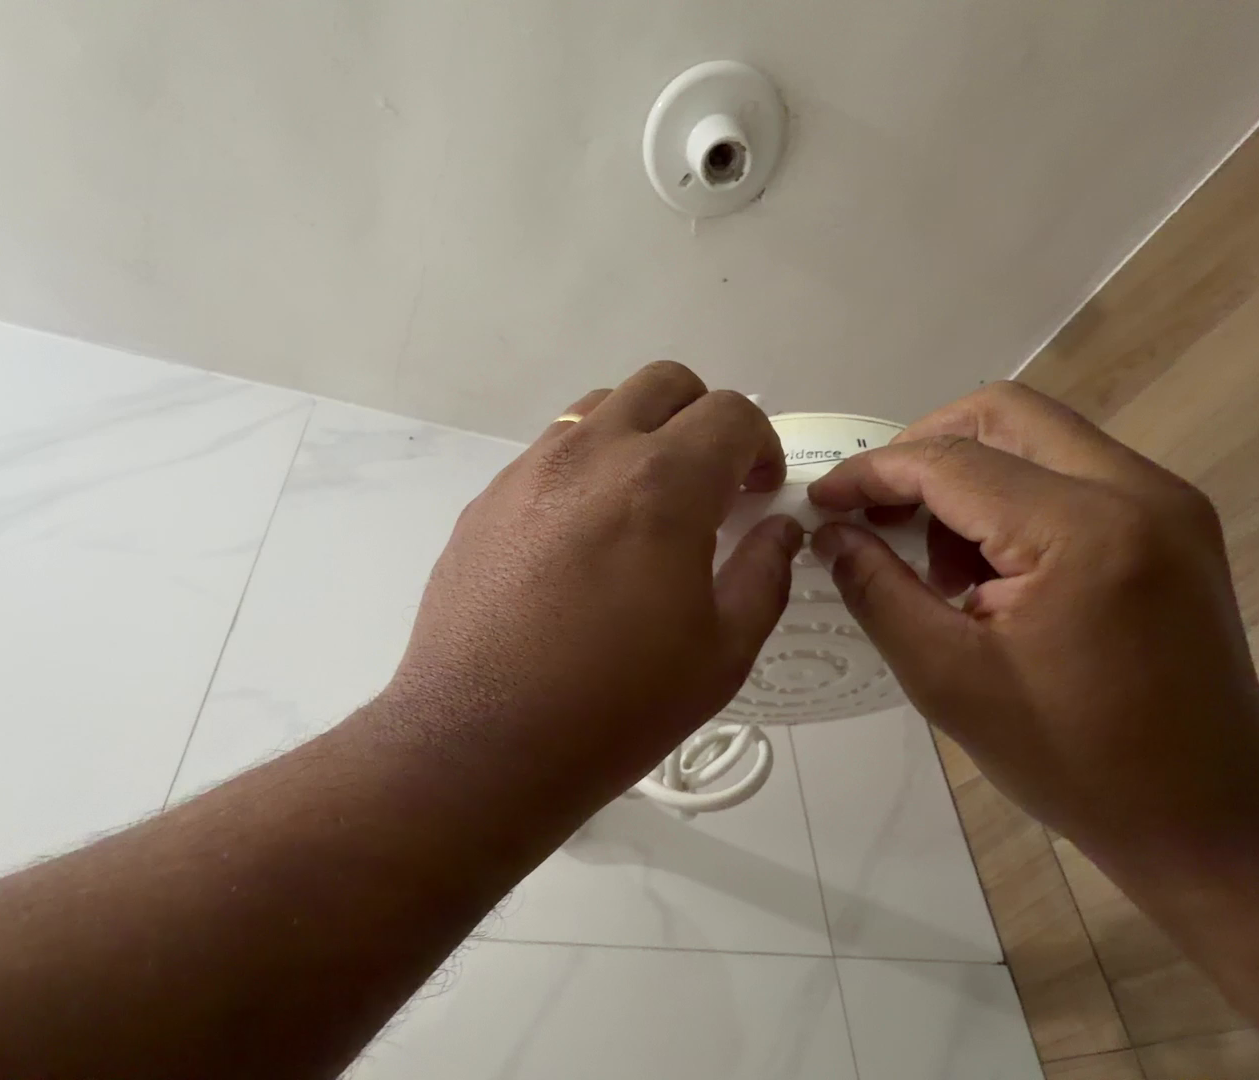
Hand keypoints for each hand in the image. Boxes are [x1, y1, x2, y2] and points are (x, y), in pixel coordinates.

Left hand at [385, 361, 803, 796]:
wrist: (479, 745)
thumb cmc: (615, 706)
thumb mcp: (721, 653)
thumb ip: (763, 574)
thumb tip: (779, 530)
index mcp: (661, 483)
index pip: (731, 413)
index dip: (761, 446)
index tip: (757, 494)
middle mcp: (591, 454)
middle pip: (664, 384)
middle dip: (703, 420)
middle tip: (709, 484)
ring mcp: (528, 471)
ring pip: (599, 408)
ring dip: (640, 437)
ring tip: (643, 507)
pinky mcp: (485, 501)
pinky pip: (549, 453)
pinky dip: (585, 470)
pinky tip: (580, 541)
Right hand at [806, 381, 1258, 862]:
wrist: (1209, 820)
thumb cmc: (1072, 760)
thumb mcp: (947, 679)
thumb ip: (877, 590)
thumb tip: (832, 533)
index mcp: (1083, 530)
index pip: (950, 463)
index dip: (872, 474)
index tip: (822, 500)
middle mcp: (1138, 491)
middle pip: (1005, 414)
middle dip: (924, 450)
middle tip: (879, 508)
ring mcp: (1168, 503)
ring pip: (1040, 438)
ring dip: (969, 476)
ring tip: (939, 562)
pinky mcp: (1176, 526)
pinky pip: (1073, 474)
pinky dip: (1014, 497)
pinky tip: (992, 570)